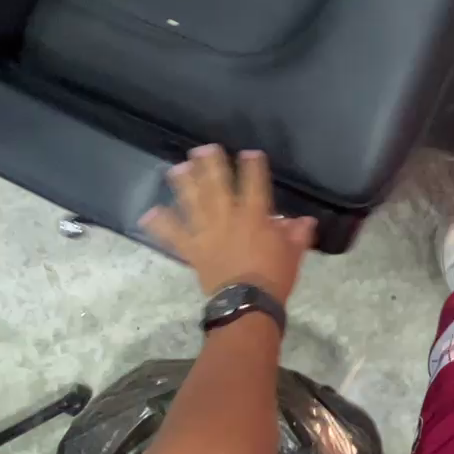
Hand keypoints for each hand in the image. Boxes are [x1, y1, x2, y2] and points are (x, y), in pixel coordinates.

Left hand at [140, 145, 316, 304]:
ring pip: (193, 203)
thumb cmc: (274, 276)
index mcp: (255, 216)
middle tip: (204, 149)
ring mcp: (207, 233)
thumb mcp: (294, 253)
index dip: (252, 167)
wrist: (248, 304)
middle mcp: (228, 218)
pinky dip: (161, 225)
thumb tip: (305, 220)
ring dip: (184, 185)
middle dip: (211, 166)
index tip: (249, 153)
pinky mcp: (193, 250)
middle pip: (218, 186)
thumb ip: (297, 233)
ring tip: (177, 168)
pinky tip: (149, 213)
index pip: (254, 184)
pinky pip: (174, 236)